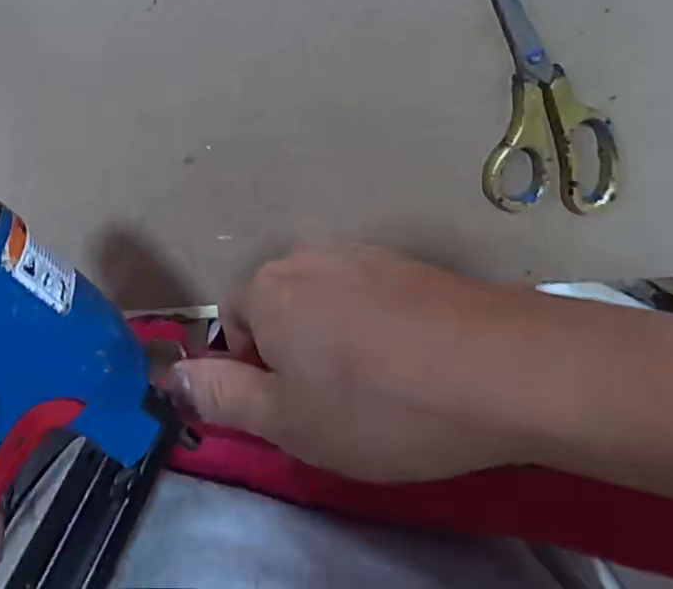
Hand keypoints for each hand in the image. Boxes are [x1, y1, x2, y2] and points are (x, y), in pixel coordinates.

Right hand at [169, 244, 574, 481]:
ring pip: (324, 300)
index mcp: (266, 286)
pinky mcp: (404, 260)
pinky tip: (412, 360)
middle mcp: (304, 255)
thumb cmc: (378, 403)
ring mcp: (359, 251)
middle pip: (278, 306)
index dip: (255, 372)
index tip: (296, 407)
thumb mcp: (288, 421)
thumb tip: (172, 376)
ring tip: (378, 384)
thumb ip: (221, 396)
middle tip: (334, 402)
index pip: (232, 323)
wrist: (499, 367)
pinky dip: (375, 324)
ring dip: (334, 337)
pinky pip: (367, 293)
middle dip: (293, 352)